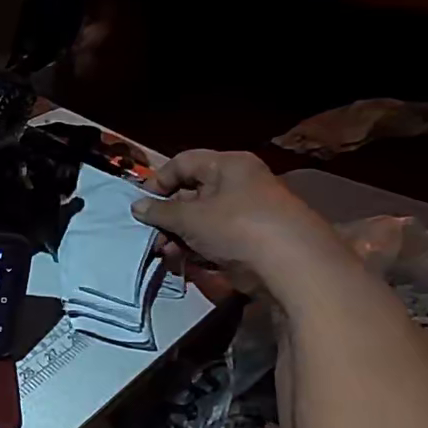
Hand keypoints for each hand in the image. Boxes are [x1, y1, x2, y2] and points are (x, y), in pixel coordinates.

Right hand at [130, 150, 335, 290]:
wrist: (291, 265)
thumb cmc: (237, 227)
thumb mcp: (191, 217)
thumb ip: (161, 212)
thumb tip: (137, 207)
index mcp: (228, 164)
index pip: (184, 162)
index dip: (159, 180)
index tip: (142, 205)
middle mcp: (240, 183)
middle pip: (193, 193)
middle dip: (168, 218)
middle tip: (153, 238)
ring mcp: (248, 214)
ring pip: (203, 221)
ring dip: (180, 238)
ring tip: (168, 256)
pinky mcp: (253, 242)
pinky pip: (217, 241)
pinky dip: (199, 250)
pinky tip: (187, 264)